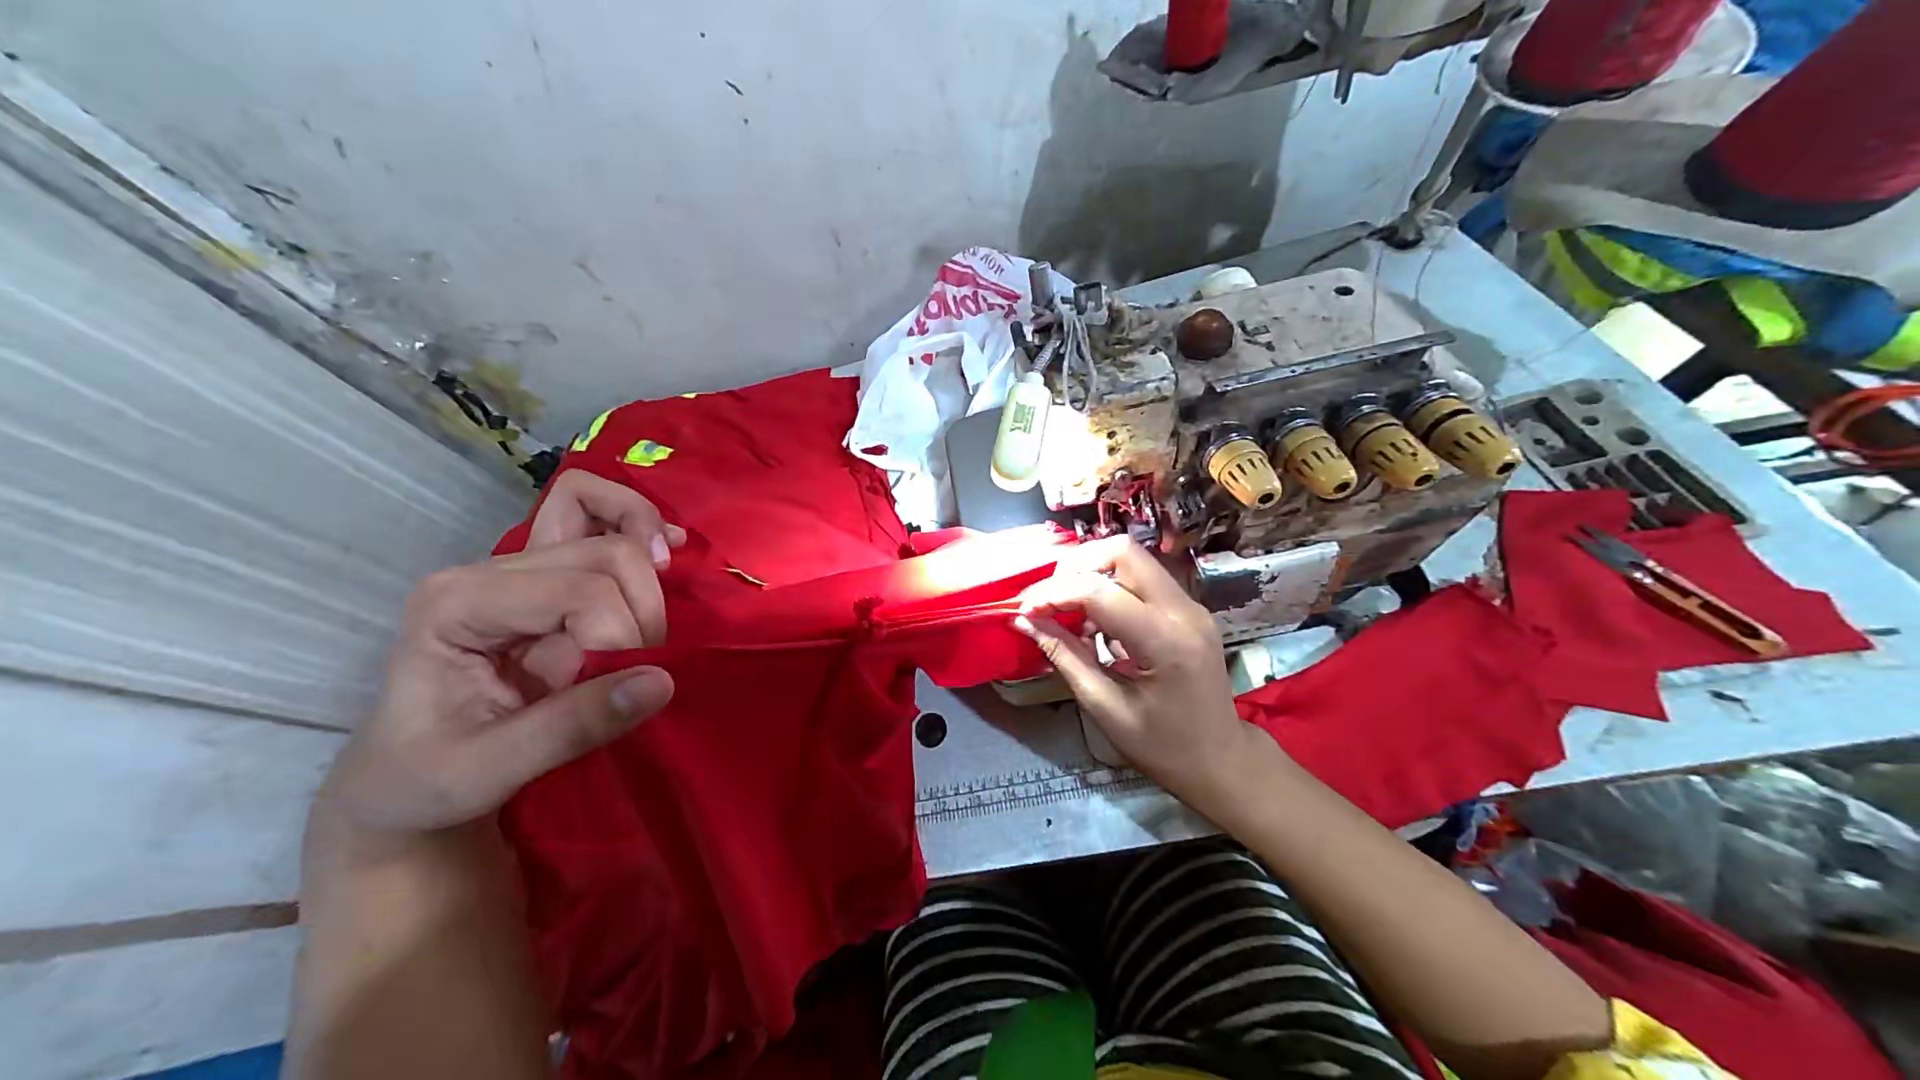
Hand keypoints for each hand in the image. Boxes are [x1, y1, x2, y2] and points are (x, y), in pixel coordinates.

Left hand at [324, 478, 684, 835]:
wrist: (404, 786)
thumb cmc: (424, 782)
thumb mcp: (483, 772)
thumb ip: (570, 728)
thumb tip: (662, 681)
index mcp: (456, 604)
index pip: (579, 592)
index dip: (619, 638)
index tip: (621, 693)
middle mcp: (488, 572)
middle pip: (603, 552)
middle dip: (643, 608)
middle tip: (644, 666)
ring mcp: (520, 573)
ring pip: (611, 536)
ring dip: (649, 572)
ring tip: (659, 620)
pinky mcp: (548, 585)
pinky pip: (601, 530)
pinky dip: (641, 532)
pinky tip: (668, 553)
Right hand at [1015, 537, 1261, 802]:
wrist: (1220, 760)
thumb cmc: (1162, 746)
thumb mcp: (1105, 707)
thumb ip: (1065, 657)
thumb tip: (1025, 621)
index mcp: (1166, 642)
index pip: (1100, 592)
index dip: (1055, 593)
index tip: (1026, 610)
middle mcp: (1184, 611)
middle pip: (1122, 552)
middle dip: (1076, 568)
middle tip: (1049, 600)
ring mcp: (1191, 606)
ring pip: (1132, 560)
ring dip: (1092, 575)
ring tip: (1069, 615)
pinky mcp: (1189, 609)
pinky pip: (1142, 579)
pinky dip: (1110, 588)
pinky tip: (1095, 623)